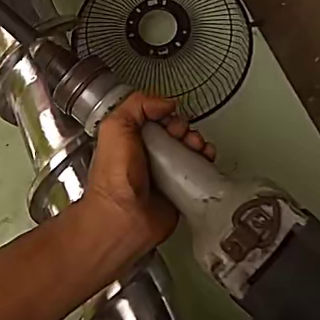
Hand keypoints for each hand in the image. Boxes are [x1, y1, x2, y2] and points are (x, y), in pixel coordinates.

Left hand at [80, 91, 213, 259]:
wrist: (125, 216)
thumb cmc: (113, 179)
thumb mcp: (115, 126)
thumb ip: (137, 105)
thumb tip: (163, 102)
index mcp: (129, 139)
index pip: (155, 117)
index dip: (165, 113)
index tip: (167, 116)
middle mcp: (147, 155)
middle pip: (175, 131)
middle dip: (184, 127)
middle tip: (180, 134)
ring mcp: (165, 173)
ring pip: (189, 149)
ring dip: (197, 142)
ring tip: (195, 145)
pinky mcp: (180, 189)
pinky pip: (198, 171)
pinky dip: (205, 161)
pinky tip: (204, 158)